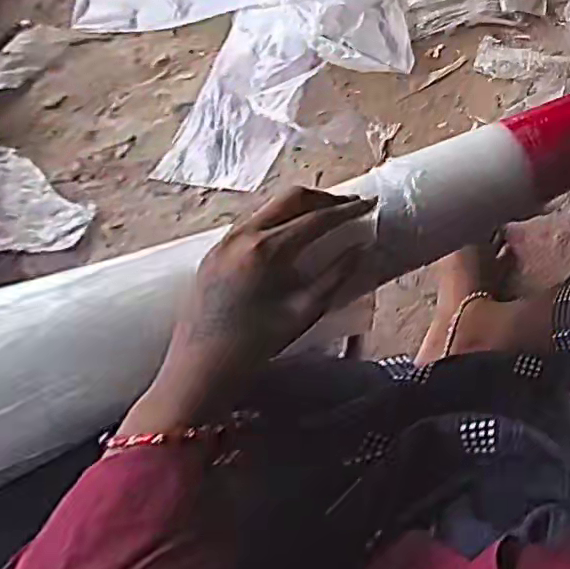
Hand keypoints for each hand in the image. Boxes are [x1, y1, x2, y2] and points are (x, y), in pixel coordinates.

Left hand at [120, 189, 372, 434]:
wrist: (199, 370)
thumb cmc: (257, 344)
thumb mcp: (307, 310)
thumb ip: (339, 274)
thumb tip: (364, 247)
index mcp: (267, 249)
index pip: (318, 217)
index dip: (349, 209)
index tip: (370, 203)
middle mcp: (243, 236)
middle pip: (292, 198)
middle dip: (326, 198)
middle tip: (350, 205)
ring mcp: (224, 241)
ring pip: (271, 205)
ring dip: (302, 205)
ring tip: (326, 216)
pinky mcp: (214, 251)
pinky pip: (254, 220)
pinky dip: (280, 218)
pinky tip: (293, 233)